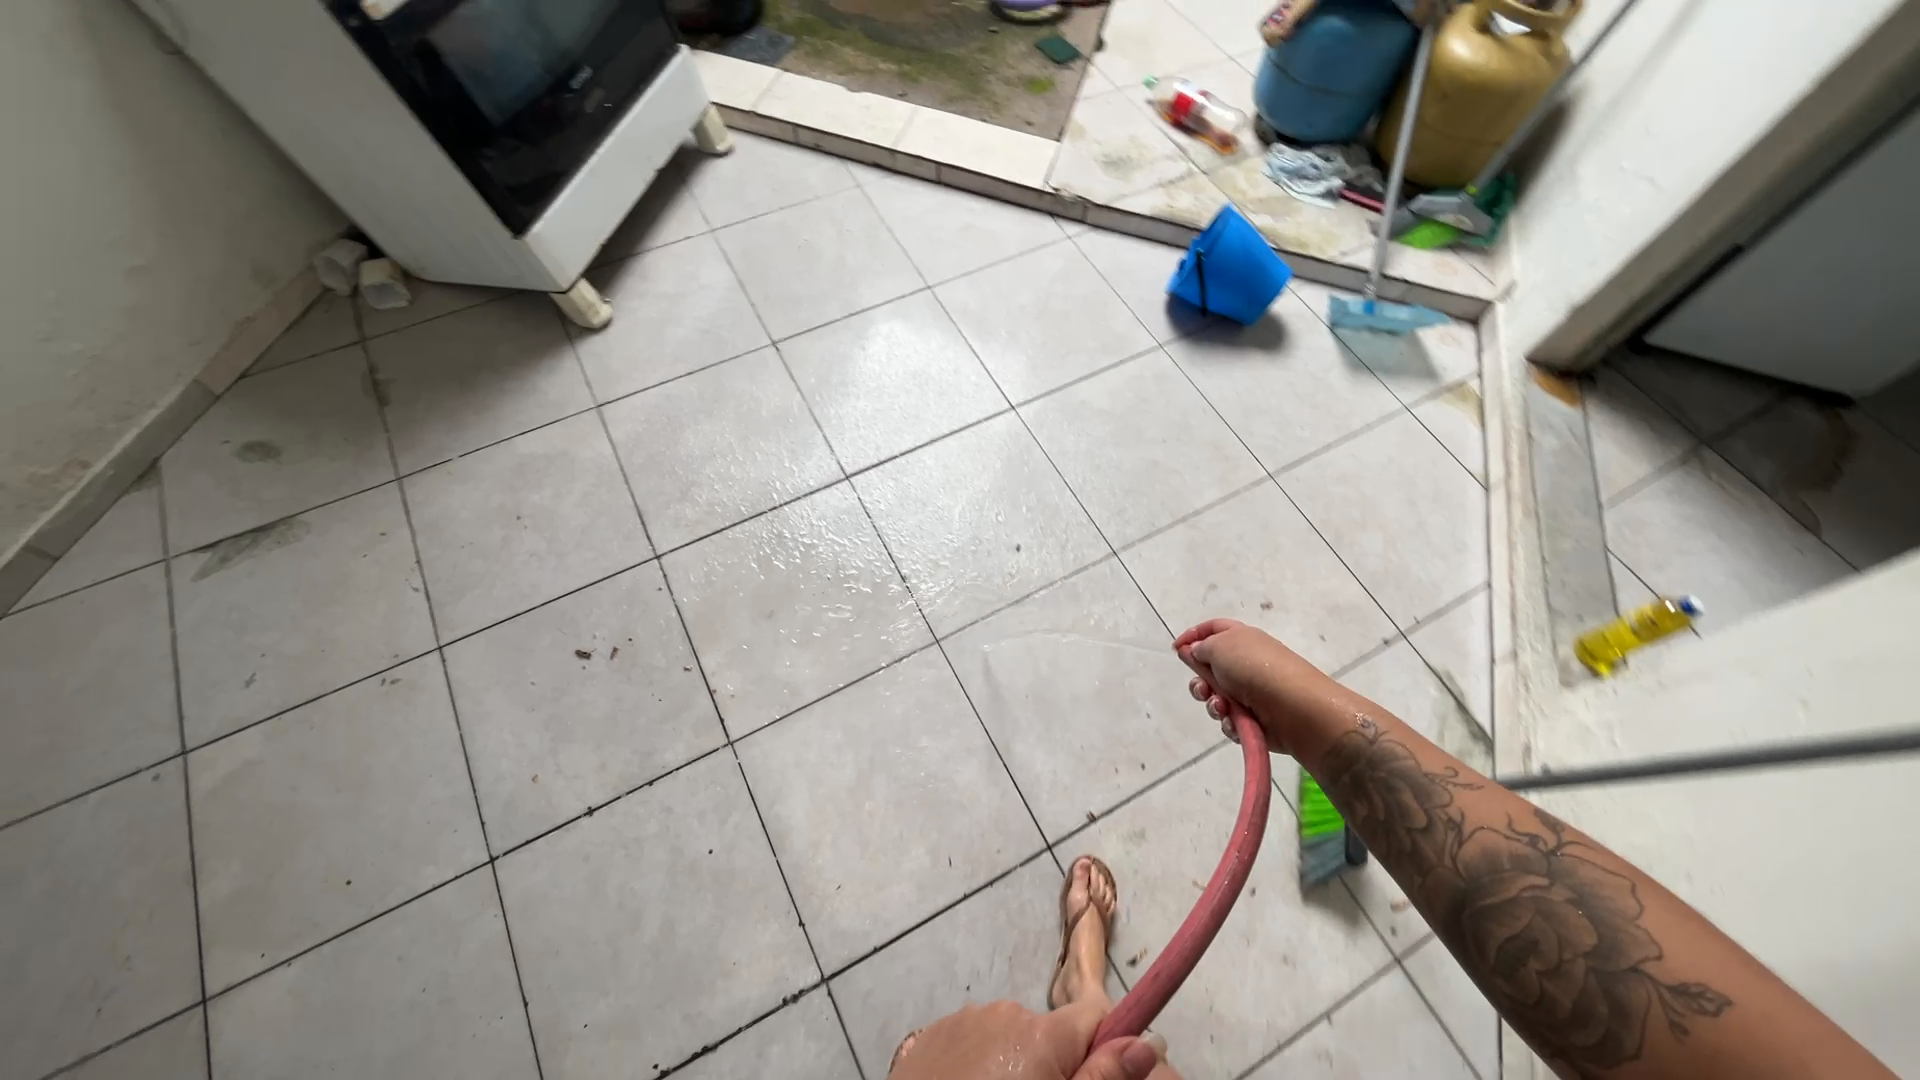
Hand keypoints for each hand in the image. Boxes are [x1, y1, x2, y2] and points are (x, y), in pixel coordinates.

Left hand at [886, 1000, 1178, 1079]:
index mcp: (1041, 1032)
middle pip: (1050, 1033)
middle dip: (1055, 1067)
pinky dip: (980, 1066)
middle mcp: (1005, 1011)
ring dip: (1014, 1067)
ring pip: (1010, 1039)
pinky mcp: (933, 1033)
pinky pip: (974, 1042)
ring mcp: (965, 1018)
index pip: (1094, 1016)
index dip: (1101, 1050)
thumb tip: (1148, 1042)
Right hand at [1173, 618, 1335, 756]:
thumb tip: (1196, 651)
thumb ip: (1201, 647)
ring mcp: (1251, 692)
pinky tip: (1235, 722)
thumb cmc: (1254, 668)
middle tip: (1202, 687)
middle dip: (1199, 681)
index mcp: (1241, 639)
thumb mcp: (1220, 646)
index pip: (1213, 629)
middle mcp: (1246, 663)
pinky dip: (1228, 721)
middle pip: (1209, 669)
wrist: (1294, 708)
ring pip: (1216, 698)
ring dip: (1212, 703)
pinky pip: (1229, 720)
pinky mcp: (1254, 718)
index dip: (1193, 635)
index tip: (1176, 649)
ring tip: (1222, 707)